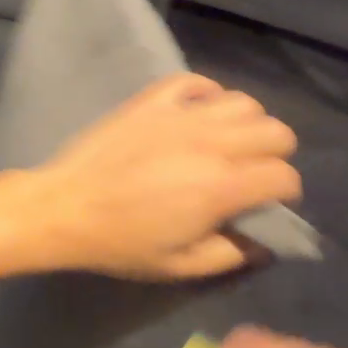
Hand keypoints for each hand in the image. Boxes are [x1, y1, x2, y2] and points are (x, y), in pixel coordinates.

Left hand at [18, 74, 301, 279]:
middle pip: (277, 131)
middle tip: (251, 174)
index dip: (284, 193)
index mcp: (222, 187)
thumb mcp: (178, 265)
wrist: (63, 209)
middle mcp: (211, 143)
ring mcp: (181, 115)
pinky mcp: (151, 100)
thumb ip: (228, 255)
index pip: (284, 176)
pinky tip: (198, 114)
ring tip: (227, 144)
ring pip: (244, 102)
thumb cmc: (119, 242)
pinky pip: (195, 81)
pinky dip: (206, 94)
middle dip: (274, 155)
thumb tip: (260, 244)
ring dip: (247, 124)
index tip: (267, 204)